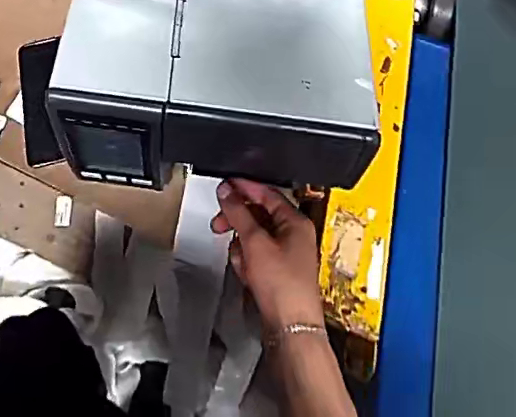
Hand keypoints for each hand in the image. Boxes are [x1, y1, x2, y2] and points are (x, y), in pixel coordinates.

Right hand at [210, 179, 323, 331]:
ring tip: (240, 260)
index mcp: (295, 221)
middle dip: (238, 221)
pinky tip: (246, 273)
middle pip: (259, 215)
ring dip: (242, 245)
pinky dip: (247, 261)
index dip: (244, 188)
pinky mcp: (279, 273)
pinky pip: (257, 256)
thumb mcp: (255, 242)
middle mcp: (294, 234)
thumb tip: (227, 190)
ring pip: (255, 236)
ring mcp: (287, 254)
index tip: (225, 185)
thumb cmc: (282, 286)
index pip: (267, 193)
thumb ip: (239, 213)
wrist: (291, 330)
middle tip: (220, 222)